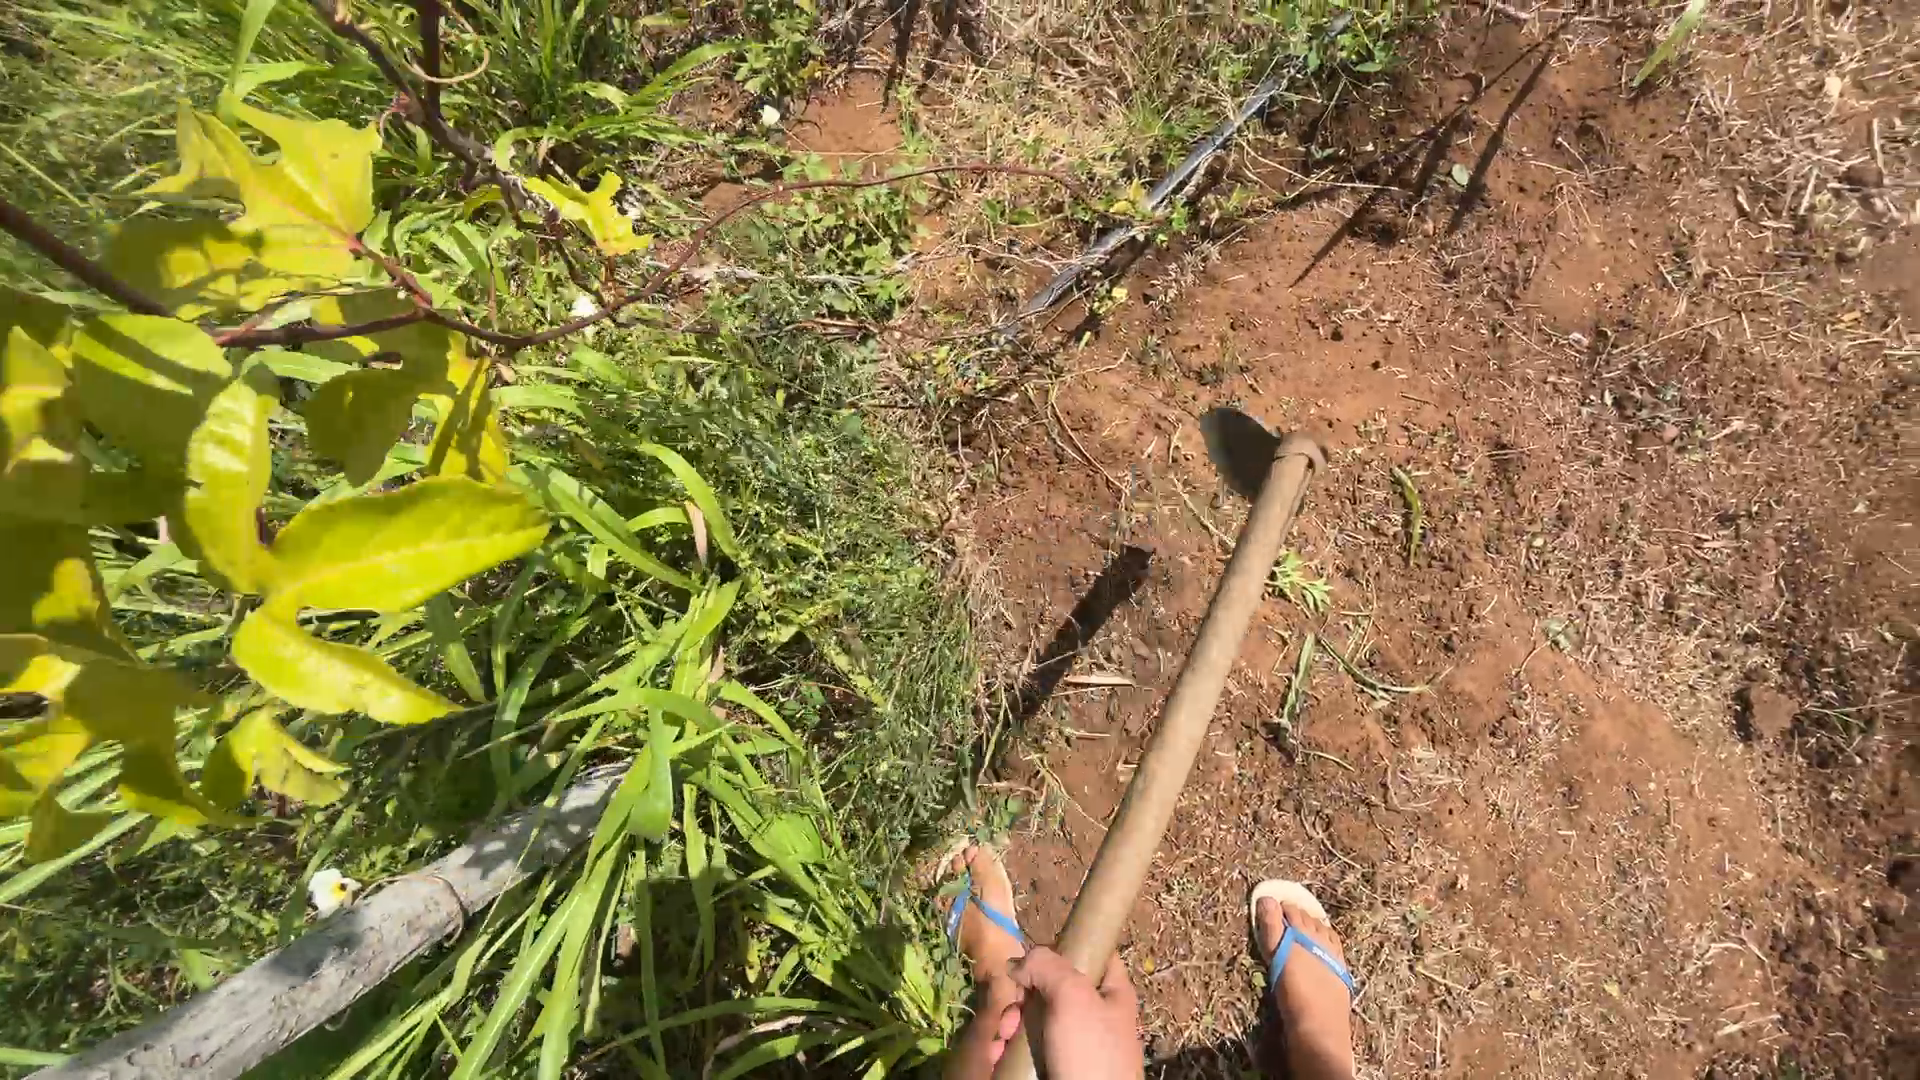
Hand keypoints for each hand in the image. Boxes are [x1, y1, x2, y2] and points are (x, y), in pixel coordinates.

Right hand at [1008, 946, 1143, 1079]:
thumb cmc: (1091, 1054)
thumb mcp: (1072, 995)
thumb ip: (1046, 965)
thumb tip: (1018, 963)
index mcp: (1111, 991)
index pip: (1091, 951)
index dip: (1063, 946)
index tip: (1036, 954)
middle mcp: (1095, 1014)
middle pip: (1053, 984)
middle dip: (1023, 991)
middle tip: (1012, 1004)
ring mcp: (1075, 1044)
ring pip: (1035, 1016)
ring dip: (1011, 1020)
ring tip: (1001, 1035)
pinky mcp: (1056, 1067)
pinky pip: (1028, 1046)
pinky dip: (1010, 1046)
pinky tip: (998, 1052)